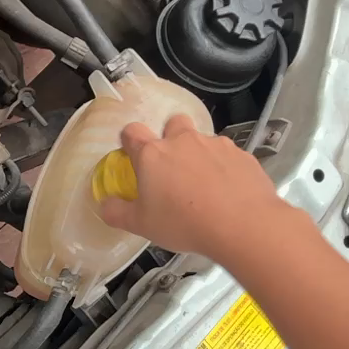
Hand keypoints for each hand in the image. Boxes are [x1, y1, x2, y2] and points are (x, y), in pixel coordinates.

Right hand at [93, 113, 303, 267]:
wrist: (243, 226)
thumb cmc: (184, 222)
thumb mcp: (139, 224)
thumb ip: (116, 211)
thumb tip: (106, 204)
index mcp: (152, 154)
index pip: (132, 132)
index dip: (129, 141)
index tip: (132, 156)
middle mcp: (183, 141)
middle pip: (172, 123)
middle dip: (170, 137)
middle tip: (170, 165)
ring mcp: (215, 145)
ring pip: (201, 140)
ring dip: (197, 154)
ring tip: (200, 184)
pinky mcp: (242, 155)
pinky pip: (226, 155)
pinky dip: (222, 167)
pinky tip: (224, 191)